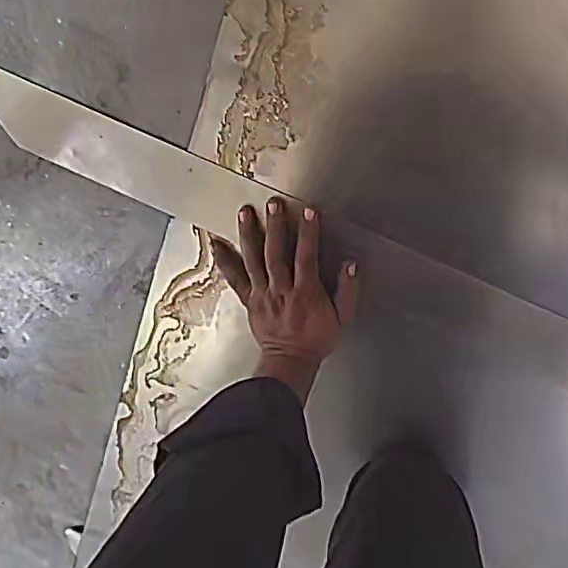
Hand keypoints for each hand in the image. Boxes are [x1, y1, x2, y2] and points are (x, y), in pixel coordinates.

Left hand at [212, 198, 358, 401]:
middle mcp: (281, 290)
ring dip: (249, 234)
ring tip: (245, 212)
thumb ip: (347, 290)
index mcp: (305, 293)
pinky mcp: (250, 299)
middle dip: (275, 227)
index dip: (308, 234)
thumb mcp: (341, 318)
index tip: (309, 213)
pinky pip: (235, 278)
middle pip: (276, 254)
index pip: (306, 258)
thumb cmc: (316, 339)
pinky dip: (224, 261)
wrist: (290, 362)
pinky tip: (217, 245)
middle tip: (273, 204)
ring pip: (253, 260)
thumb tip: (351, 264)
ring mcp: (262, 294)